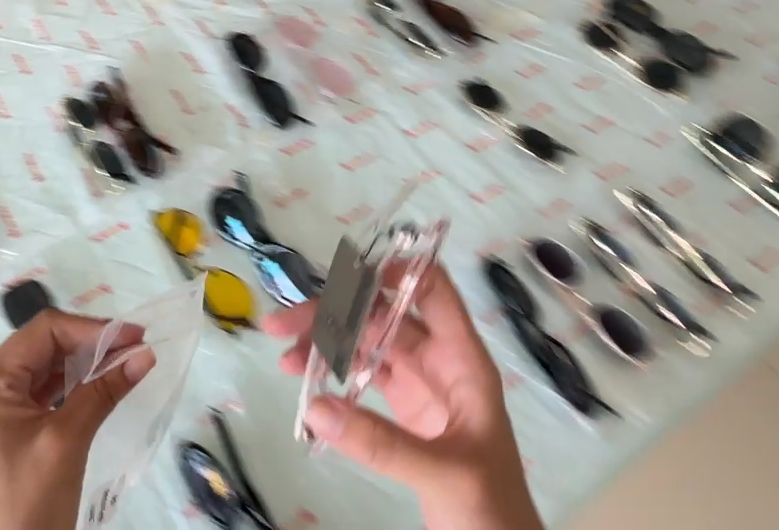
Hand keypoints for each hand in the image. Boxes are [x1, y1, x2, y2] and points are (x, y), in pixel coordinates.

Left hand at [0, 309, 155, 529]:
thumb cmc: (27, 506)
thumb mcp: (67, 442)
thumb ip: (104, 390)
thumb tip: (143, 354)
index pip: (44, 331)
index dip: (92, 328)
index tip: (135, 337)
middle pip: (39, 348)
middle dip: (87, 346)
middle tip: (133, 352)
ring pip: (36, 372)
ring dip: (77, 368)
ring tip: (119, 369)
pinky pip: (28, 397)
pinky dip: (61, 391)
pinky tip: (91, 392)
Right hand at [264, 262, 542, 529]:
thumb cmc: (494, 510)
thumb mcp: (445, 474)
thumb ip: (382, 443)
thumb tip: (314, 406)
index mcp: (463, 361)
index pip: (434, 293)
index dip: (398, 271)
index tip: (349, 273)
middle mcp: (438, 361)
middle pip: (382, 315)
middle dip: (334, 313)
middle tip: (284, 325)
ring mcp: (418, 384)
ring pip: (365, 342)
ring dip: (325, 342)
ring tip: (286, 358)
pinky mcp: (400, 410)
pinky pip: (360, 375)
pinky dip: (331, 373)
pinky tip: (306, 381)